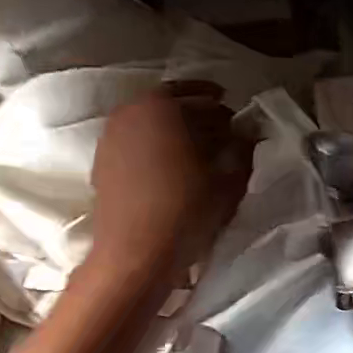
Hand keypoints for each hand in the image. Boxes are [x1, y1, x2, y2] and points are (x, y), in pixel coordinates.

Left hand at [91, 80, 251, 278]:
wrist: (136, 255)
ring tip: (200, 153)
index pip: (205, 97)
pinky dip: (157, 146)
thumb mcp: (228, 181)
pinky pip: (137, 141)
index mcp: (163, 106)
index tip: (241, 126)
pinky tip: (174, 169)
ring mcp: (112, 136)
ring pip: (152, 122)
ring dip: (176, 130)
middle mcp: (132, 111)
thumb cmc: (186, 212)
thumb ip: (242, 149)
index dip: (227, 111)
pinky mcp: (103, 161)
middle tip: (223, 134)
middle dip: (200, 115)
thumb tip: (249, 133)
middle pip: (173, 103)